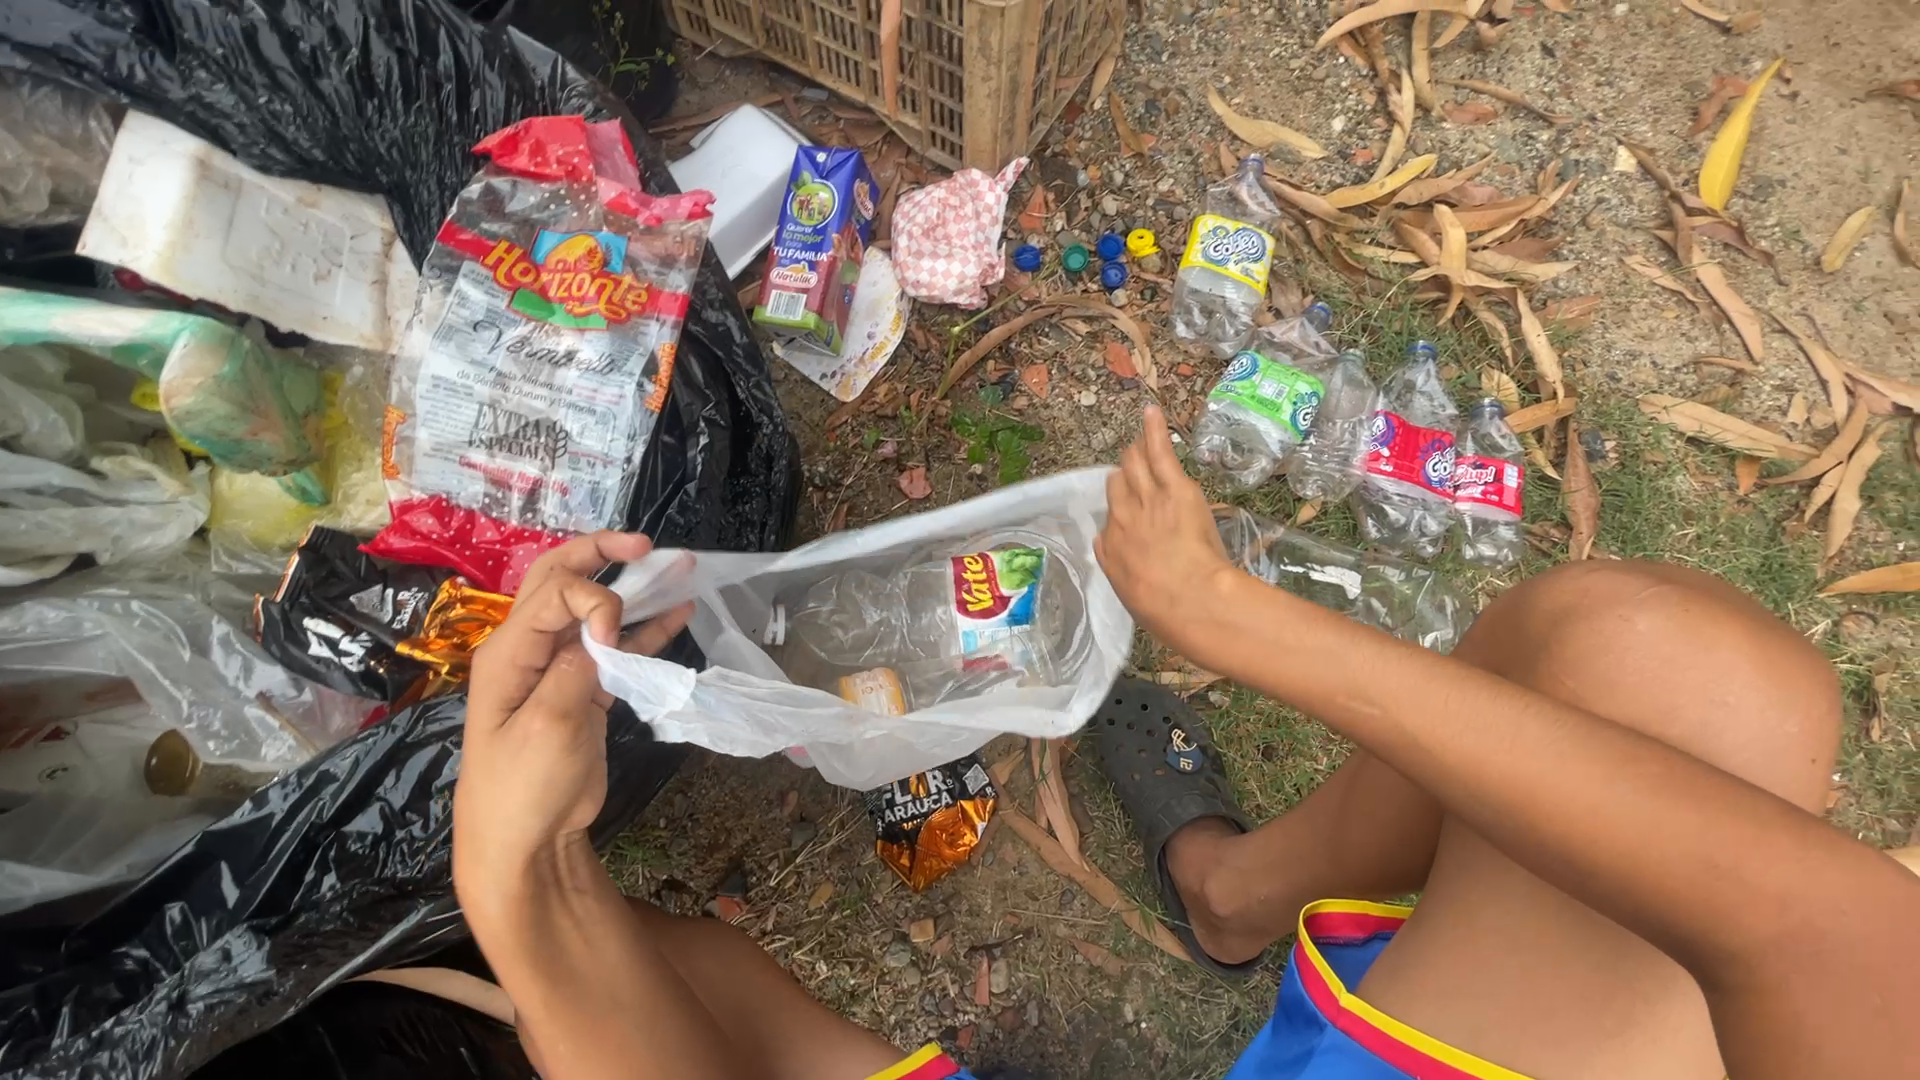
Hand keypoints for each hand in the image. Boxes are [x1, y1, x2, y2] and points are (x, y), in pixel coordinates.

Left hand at [454, 532, 692, 914]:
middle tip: (646, 544)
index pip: (555, 591)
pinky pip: (620, 647)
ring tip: (677, 566)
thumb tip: (603, 632)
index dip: (595, 599)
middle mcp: (532, 648)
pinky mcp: (588, 689)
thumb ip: (575, 668)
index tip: (613, 640)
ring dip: (634, 587)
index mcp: (509, 651)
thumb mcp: (547, 727)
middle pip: (562, 580)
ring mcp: (561, 668)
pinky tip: (679, 613)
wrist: (526, 842)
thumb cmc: (523, 787)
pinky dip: (648, 629)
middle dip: (602, 553)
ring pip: (595, 610)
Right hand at [1095, 406, 1238, 655]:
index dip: (1122, 512)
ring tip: (1141, 443)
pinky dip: (1153, 430)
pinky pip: (1157, 452)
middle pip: (1117, 485)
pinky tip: (1151, 411)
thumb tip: (1105, 547)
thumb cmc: (1167, 614)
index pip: (1109, 520)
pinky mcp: (1173, 488)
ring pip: (1133, 465)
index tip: (1131, 513)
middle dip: (1127, 477)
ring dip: (1137, 454)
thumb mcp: (1132, 597)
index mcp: (1111, 550)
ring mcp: (1147, 500)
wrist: (1189, 602)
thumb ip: (1120, 570)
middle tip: (1139, 474)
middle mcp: (1121, 519)